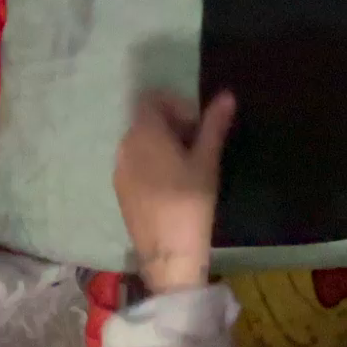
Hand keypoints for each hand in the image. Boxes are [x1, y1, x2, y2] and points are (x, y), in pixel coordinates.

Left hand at [114, 90, 235, 293]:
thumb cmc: (191, 201)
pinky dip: (152, 165)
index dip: (177, 105)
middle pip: (146, 122)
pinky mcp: (120, 191)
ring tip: (188, 169)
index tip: (198, 126)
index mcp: (144, 133)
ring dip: (162, 146)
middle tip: (199, 147)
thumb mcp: (207, 161)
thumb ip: (214, 126)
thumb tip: (226, 95)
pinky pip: (135, 165)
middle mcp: (124, 146)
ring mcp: (119, 170)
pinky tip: (172, 187)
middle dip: (172, 126)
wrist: (168, 252)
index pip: (152, 100)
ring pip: (140, 144)